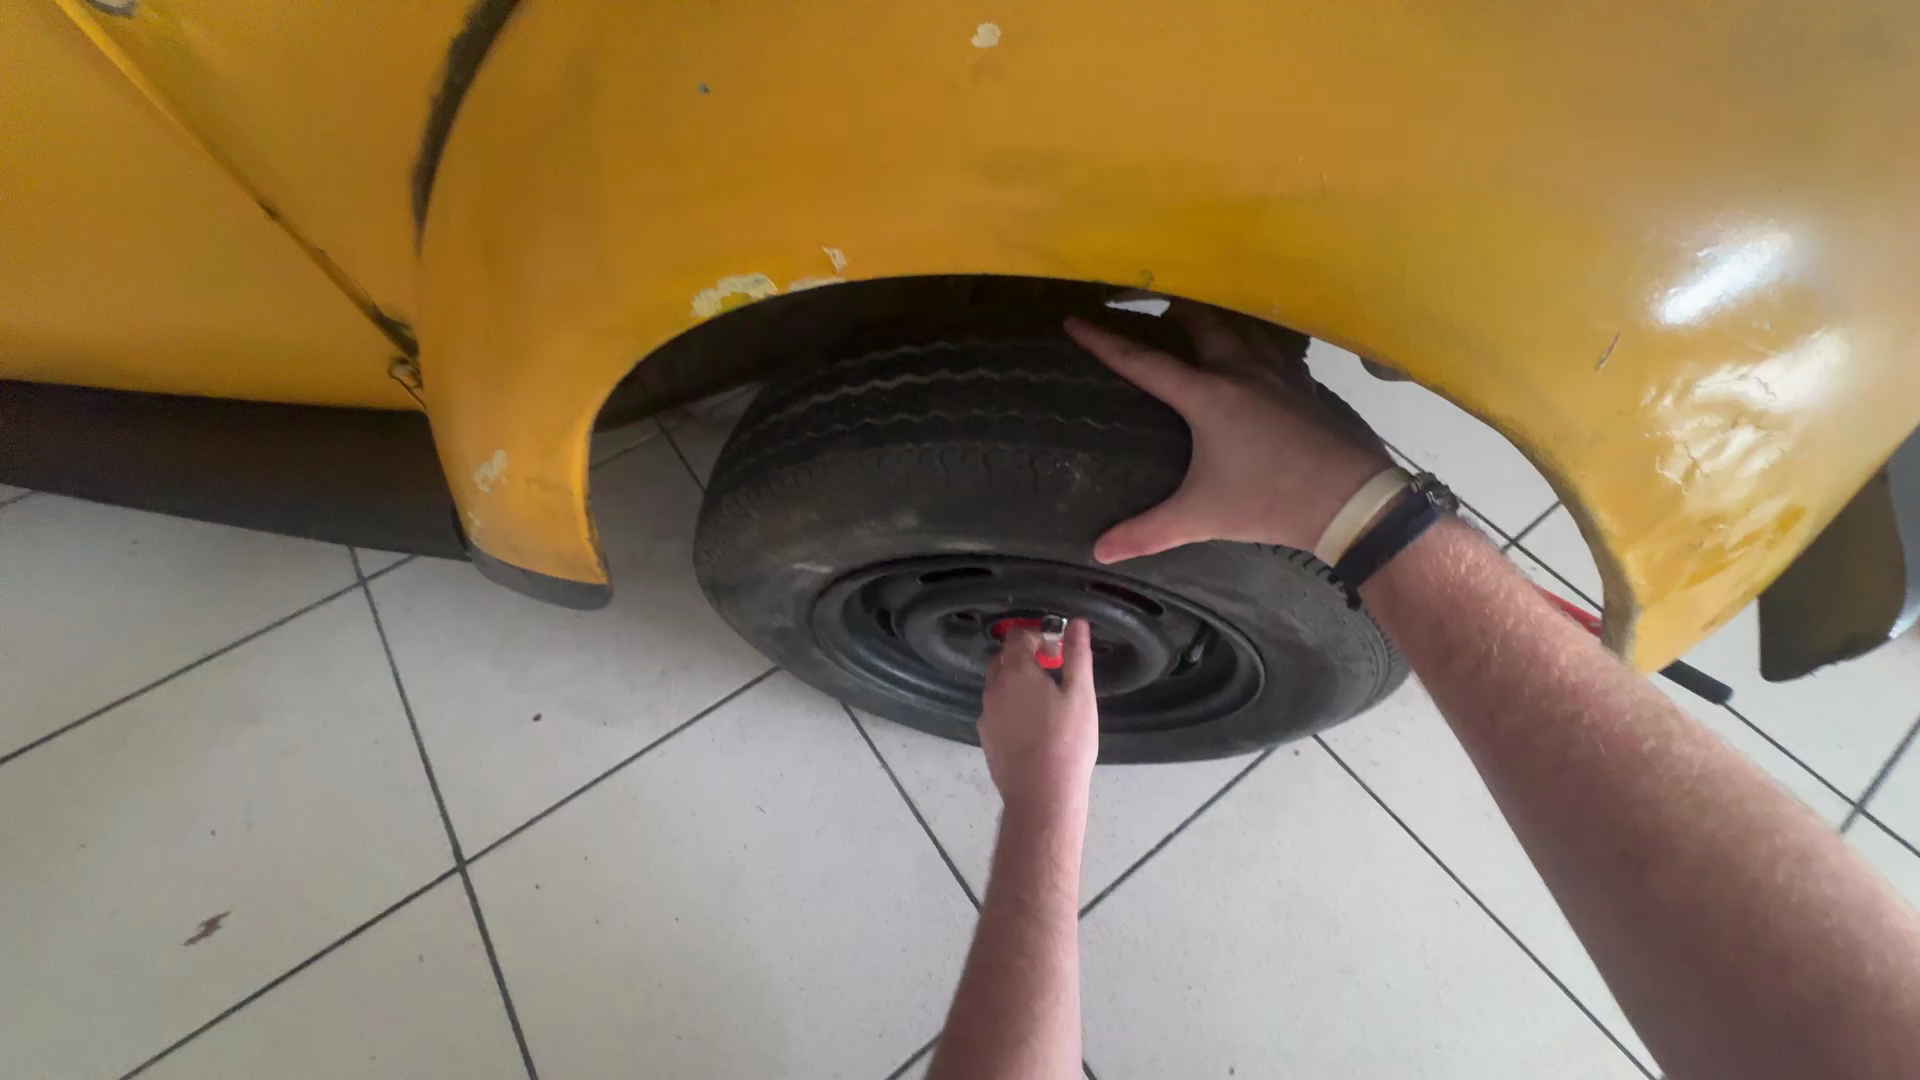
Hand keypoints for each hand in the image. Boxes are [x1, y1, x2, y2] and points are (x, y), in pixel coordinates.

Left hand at [978, 621, 1098, 813]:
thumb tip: (1076, 623)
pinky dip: (1010, 708)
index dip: (1037, 636)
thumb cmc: (1067, 741)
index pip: (1017, 636)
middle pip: (1003, 659)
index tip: (1057, 650)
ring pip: (998, 686)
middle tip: (1053, 672)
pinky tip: (1032, 727)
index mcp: (1016, 671)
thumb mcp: (1080, 693)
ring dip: (1016, 683)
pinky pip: (996, 711)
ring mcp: (986, 714)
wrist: (1041, 794)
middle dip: (1025, 658)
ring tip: (1045, 701)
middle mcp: (994, 688)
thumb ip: (1077, 654)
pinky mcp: (985, 737)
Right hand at [1064, 307, 1392, 558]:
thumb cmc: (1270, 501)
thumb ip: (1146, 532)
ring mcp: (1278, 375)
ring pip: (1241, 328)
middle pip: (1200, 323)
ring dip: (1215, 318)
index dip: (1104, 342)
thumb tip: (1099, 552)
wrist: (1352, 501)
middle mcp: (1241, 372)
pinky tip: (1254, 356)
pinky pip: (1272, 347)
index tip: (1076, 320)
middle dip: (1170, 310)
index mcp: (1206, 396)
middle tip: (1149, 308)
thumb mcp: (1200, 518)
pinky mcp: (1304, 387)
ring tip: (1198, 321)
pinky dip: (1252, 340)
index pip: (1142, 362)